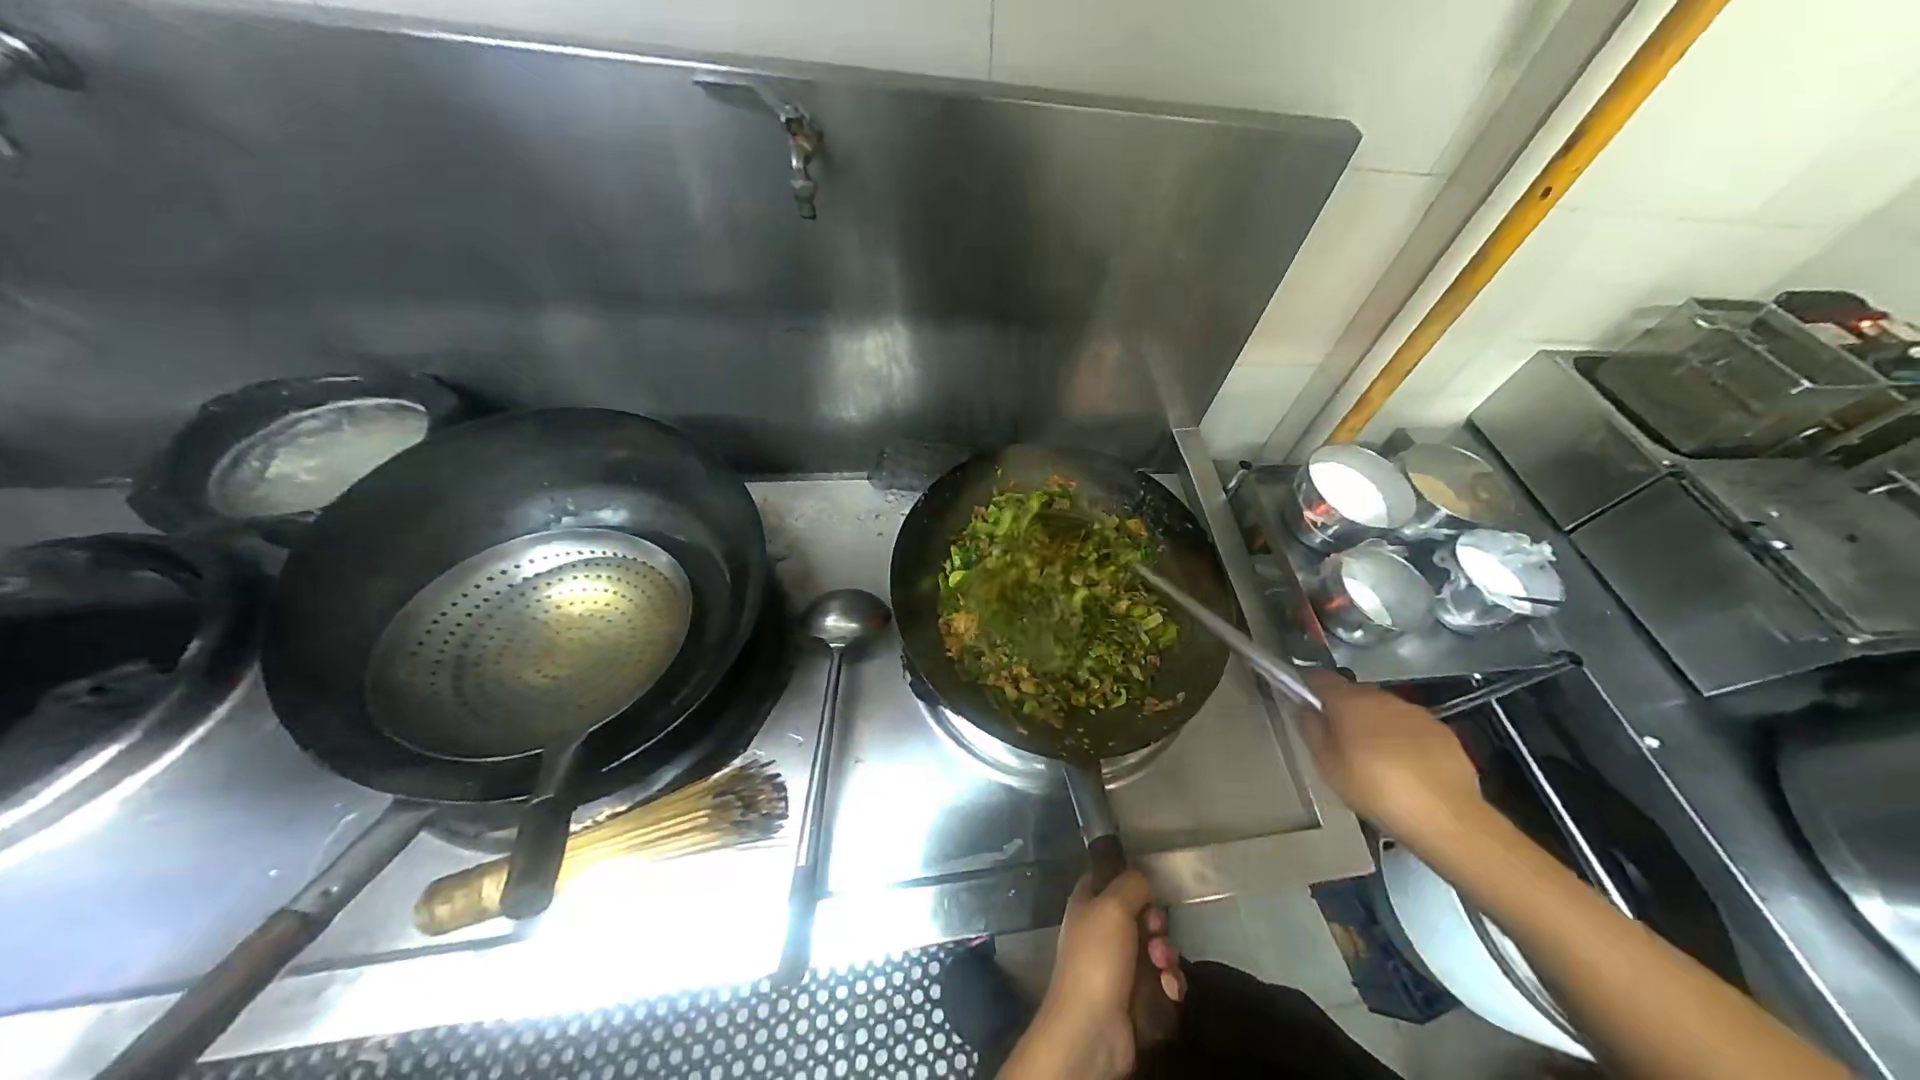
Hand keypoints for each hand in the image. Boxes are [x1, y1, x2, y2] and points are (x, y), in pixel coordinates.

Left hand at [1000, 870, 1184, 1079]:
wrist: (1092, 1028)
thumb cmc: (1097, 958)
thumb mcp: (1112, 905)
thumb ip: (1131, 884)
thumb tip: (1143, 881)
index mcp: (1087, 906)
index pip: (1107, 880)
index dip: (1128, 882)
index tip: (1145, 890)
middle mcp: (1101, 932)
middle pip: (1140, 915)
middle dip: (1157, 924)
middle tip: (1156, 933)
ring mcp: (1119, 966)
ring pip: (1155, 948)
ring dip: (1167, 956)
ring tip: (1162, 967)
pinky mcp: (1137, 997)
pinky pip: (1162, 981)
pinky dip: (1170, 983)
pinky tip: (1170, 990)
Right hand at [1300, 670, 1486, 841]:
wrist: (1444, 814)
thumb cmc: (1374, 788)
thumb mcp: (1327, 764)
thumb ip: (1311, 729)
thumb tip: (1305, 709)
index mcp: (1349, 701)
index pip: (1321, 678)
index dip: (1310, 686)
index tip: (1305, 700)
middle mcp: (1382, 698)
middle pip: (1355, 693)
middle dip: (1345, 710)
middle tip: (1339, 740)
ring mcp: (1416, 713)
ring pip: (1385, 710)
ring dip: (1375, 724)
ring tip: (1374, 758)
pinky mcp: (1442, 731)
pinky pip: (1412, 727)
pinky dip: (1403, 739)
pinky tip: (1405, 767)